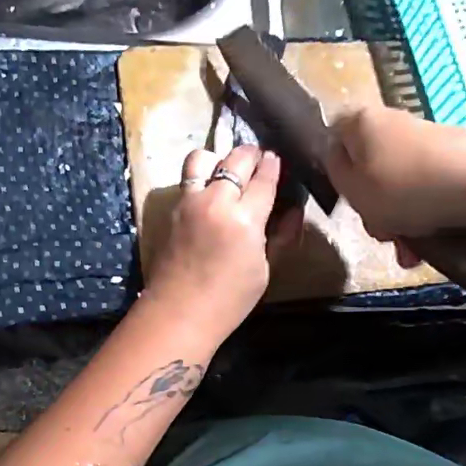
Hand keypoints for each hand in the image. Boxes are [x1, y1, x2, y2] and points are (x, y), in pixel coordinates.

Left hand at [144, 145, 300, 337]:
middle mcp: (216, 201)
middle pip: (236, 160)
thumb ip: (281, 236)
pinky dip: (201, 174)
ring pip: (203, 158)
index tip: (277, 159)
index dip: (273, 166)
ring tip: (228, 169)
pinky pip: (188, 178)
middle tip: (258, 158)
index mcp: (245, 219)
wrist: (179, 312)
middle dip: (251, 154)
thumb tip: (293, 210)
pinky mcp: (172, 208)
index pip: (264, 179)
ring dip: (220, 158)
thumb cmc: (230, 299)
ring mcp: (189, 201)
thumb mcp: (265, 270)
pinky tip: (210, 187)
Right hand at [326, 108, 465, 240]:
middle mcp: (393, 125)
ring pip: (397, 189)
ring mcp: (426, 143)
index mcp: (361, 121)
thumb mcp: (353, 188)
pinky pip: (426, 194)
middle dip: (372, 209)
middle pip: (367, 171)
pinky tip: (431, 246)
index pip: (332, 140)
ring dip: (399, 224)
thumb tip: (336, 158)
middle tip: (381, 232)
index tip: (346, 201)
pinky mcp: (453, 162)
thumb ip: (334, 172)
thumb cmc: (406, 188)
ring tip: (410, 251)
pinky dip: (425, 219)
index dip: (334, 174)